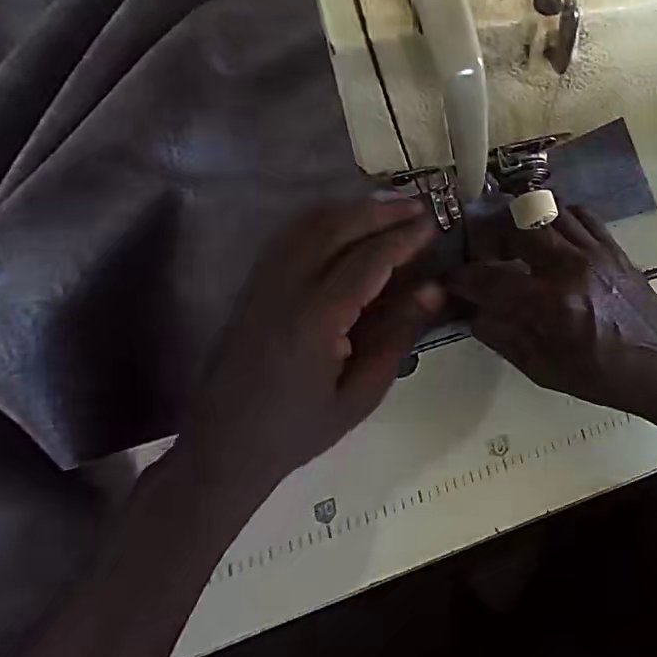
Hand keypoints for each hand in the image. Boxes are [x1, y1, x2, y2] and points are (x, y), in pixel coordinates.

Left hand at [180, 197, 442, 490]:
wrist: (222, 450)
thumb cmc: (299, 429)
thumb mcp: (362, 394)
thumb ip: (398, 336)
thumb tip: (433, 289)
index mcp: (315, 320)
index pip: (367, 261)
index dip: (403, 238)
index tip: (432, 225)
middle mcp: (284, 291)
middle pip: (335, 229)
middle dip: (380, 212)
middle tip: (417, 206)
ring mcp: (261, 285)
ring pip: (308, 225)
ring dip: (351, 209)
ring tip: (388, 207)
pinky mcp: (251, 288)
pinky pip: (288, 237)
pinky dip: (321, 219)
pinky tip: (344, 222)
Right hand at [450, 206, 656, 427]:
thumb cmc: (602, 377)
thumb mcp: (543, 369)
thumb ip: (503, 336)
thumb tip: (472, 311)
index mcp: (551, 303)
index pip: (491, 277)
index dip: (462, 277)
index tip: (450, 278)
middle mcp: (571, 266)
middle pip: (517, 225)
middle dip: (491, 236)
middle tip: (485, 254)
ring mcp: (596, 251)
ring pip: (549, 211)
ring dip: (524, 222)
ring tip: (515, 242)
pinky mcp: (614, 246)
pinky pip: (580, 215)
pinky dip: (559, 219)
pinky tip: (552, 237)